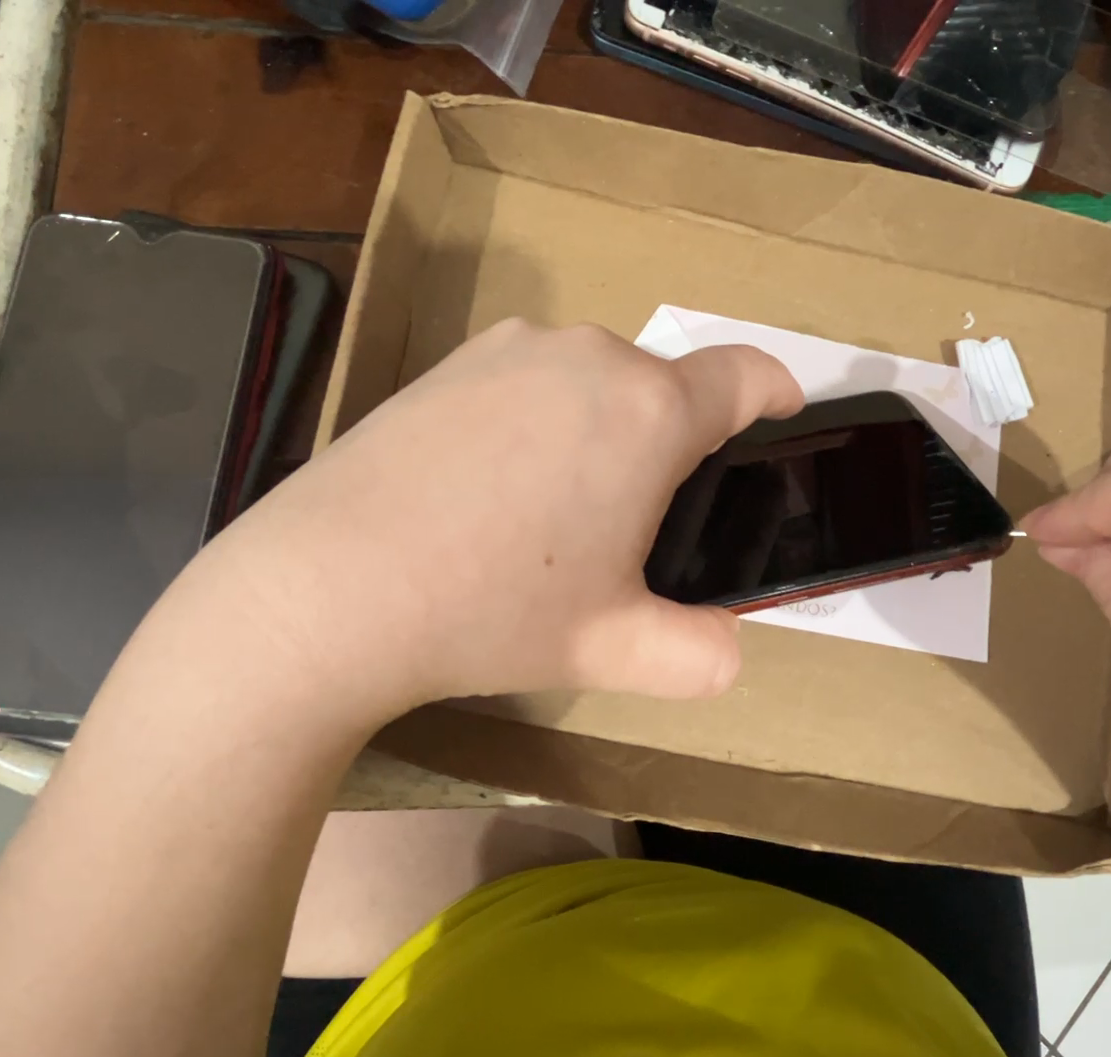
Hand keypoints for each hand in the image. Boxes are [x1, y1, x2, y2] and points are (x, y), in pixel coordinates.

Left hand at [195, 319, 801, 714]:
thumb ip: (699, 654)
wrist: (333, 587)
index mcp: (647, 412)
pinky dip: (538, 421)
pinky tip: (490, 489)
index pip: (743, 375)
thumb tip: (728, 651)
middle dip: (671, 441)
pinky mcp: (448, 363)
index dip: (773, 393)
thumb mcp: (614, 650)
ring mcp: (510, 350)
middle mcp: (587, 356)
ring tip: (554, 512)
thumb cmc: (493, 613)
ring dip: (601, 430)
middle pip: (662, 387)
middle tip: (635, 523)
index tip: (778, 415)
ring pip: (592, 382)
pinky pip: (527, 381)